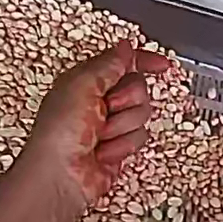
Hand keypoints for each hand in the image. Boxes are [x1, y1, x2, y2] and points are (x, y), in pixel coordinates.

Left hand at [21, 40, 174, 209]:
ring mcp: (111, 125)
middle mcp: (100, 101)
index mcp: (87, 81)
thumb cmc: (60, 131)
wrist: (61, 175)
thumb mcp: (82, 85)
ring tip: (100, 136)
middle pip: (139, 89)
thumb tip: (126, 46)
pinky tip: (104, 152)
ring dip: (122, 125)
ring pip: (142, 114)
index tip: (162, 64)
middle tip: (106, 110)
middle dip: (126, 100)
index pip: (123, 63)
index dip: (143, 61)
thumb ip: (109, 63)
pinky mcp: (120, 147)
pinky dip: (123, 145)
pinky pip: (140, 137)